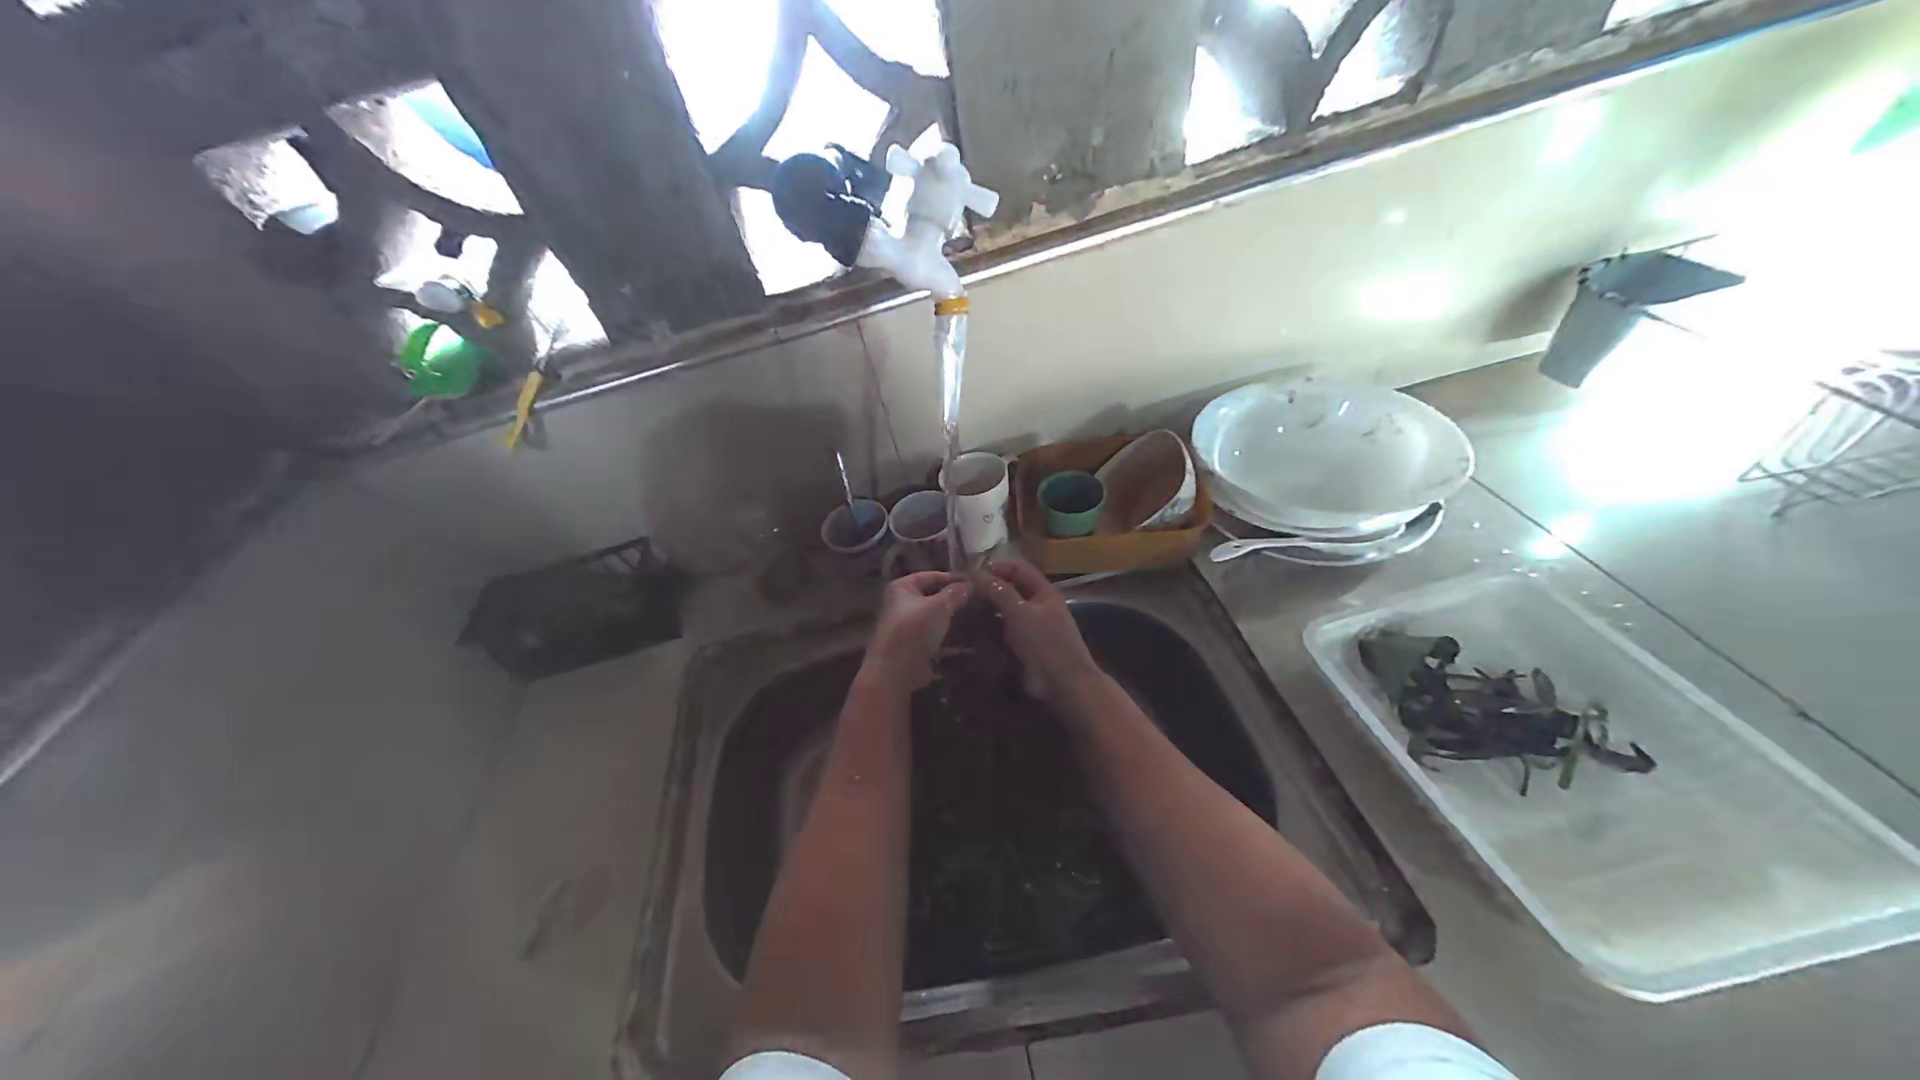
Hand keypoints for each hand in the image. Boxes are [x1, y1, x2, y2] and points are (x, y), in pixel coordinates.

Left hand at [863, 572, 971, 689]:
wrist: (896, 669)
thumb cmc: (915, 629)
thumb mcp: (939, 606)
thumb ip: (954, 594)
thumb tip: (968, 584)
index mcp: (902, 588)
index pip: (929, 576)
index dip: (950, 577)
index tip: (971, 581)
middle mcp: (900, 603)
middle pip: (929, 595)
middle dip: (950, 597)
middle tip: (973, 598)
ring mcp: (904, 625)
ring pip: (931, 615)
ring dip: (947, 616)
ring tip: (970, 615)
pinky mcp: (910, 644)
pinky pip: (930, 633)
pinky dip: (943, 633)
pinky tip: (960, 634)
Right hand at [975, 559, 1100, 697]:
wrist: (1063, 683)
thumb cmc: (1044, 643)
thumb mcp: (1020, 613)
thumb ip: (999, 591)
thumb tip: (976, 572)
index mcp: (1044, 591)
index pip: (1018, 568)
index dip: (996, 566)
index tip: (971, 572)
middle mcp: (1037, 604)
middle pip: (1011, 587)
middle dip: (989, 587)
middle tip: (962, 591)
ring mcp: (1031, 624)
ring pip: (1006, 608)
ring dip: (988, 607)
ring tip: (963, 607)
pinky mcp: (1023, 643)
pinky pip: (1004, 628)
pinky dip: (990, 626)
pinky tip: (972, 627)